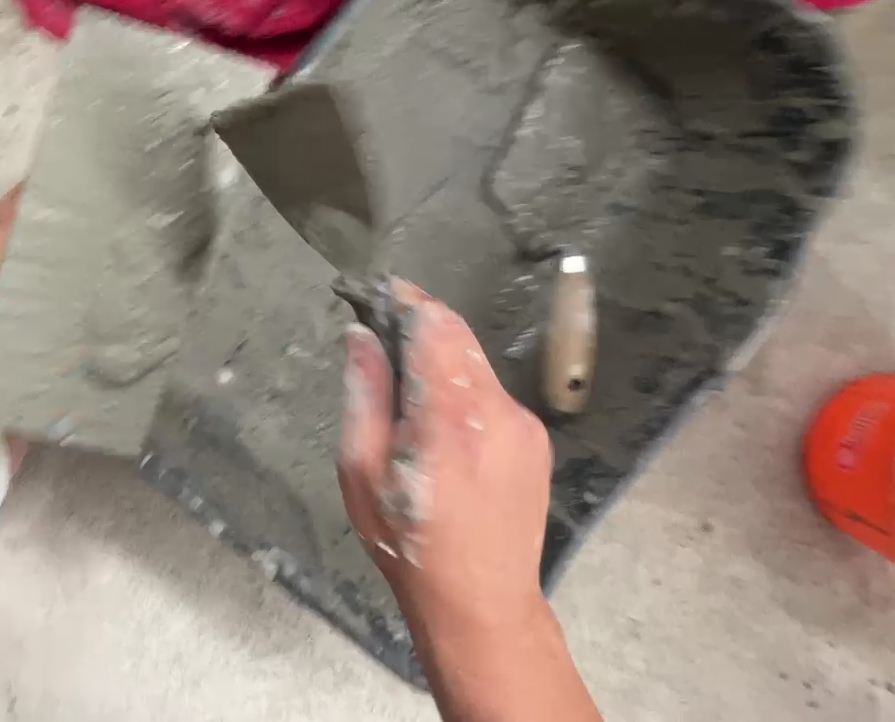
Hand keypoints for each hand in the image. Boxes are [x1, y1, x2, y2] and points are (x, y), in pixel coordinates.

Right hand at [337, 278, 553, 640]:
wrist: (482, 603)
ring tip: (405, 389)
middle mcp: (497, 408)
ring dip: (438, 357)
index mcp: (448, 413)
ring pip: (474, 361)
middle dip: (418, 323)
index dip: (405, 298)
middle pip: (457, 335)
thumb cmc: (406, 538)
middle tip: (380, 333)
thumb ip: (364, 390)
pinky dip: (459, 386)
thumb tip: (360, 334)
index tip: (376, 291)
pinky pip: (490, 391)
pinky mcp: (535, 440)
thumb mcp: (359, 467)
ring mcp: (523, 424)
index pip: (435, 324)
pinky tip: (439, 423)